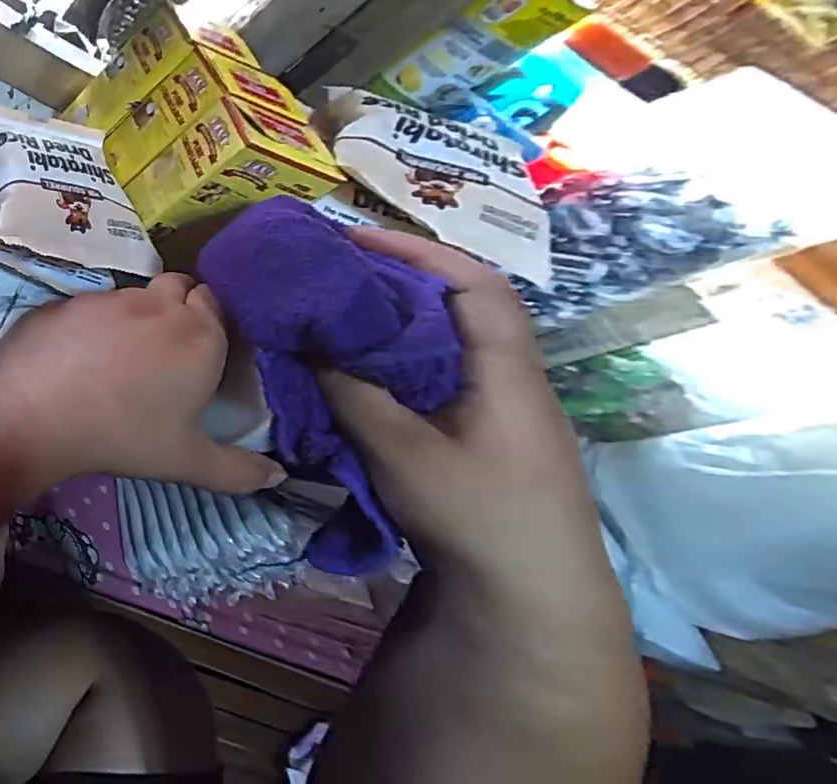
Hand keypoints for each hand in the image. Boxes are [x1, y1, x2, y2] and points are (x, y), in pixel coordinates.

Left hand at [0, 273, 286, 495]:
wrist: (34, 412)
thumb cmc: (121, 435)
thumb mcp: (186, 461)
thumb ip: (238, 470)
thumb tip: (277, 476)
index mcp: (198, 335)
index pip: (215, 301)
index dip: (208, 317)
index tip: (198, 346)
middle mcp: (155, 304)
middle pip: (176, 287)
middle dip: (177, 305)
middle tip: (163, 348)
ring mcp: (106, 298)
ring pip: (130, 295)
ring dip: (132, 316)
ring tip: (114, 357)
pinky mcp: (64, 300)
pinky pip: (86, 306)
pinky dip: (88, 323)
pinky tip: (73, 355)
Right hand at [316, 230, 616, 609]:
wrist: (528, 597)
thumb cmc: (475, 515)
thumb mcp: (401, 450)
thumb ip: (352, 390)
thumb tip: (308, 342)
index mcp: (507, 371)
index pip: (476, 284)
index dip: (418, 251)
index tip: (355, 239)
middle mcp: (509, 376)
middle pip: (459, 302)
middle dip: (397, 275)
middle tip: (334, 268)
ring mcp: (498, 403)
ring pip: (445, 336)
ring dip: (395, 314)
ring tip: (339, 305)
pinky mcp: (480, 427)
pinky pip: (436, 367)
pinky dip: (395, 350)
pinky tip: (359, 361)